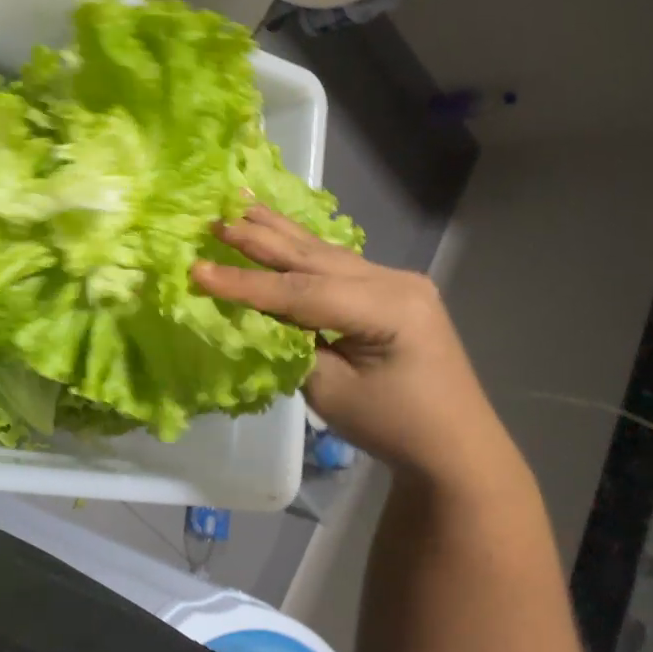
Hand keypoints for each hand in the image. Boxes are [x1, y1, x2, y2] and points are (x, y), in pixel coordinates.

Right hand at [190, 205, 512, 486]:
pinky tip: (273, 225)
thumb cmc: (393, 427)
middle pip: (311, 258)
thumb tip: (248, 316)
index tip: (195, 270)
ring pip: (321, 251)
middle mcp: (394, 282)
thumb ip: (287, 345)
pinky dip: (297, 245)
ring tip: (236, 202)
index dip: (244, 282)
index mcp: (388, 309)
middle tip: (211, 219)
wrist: (456, 448)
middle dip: (256, 238)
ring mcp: (396, 281)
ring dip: (275, 230)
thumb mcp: (329, 391)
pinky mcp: (390, 288)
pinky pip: (333, 261)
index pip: (301, 291)